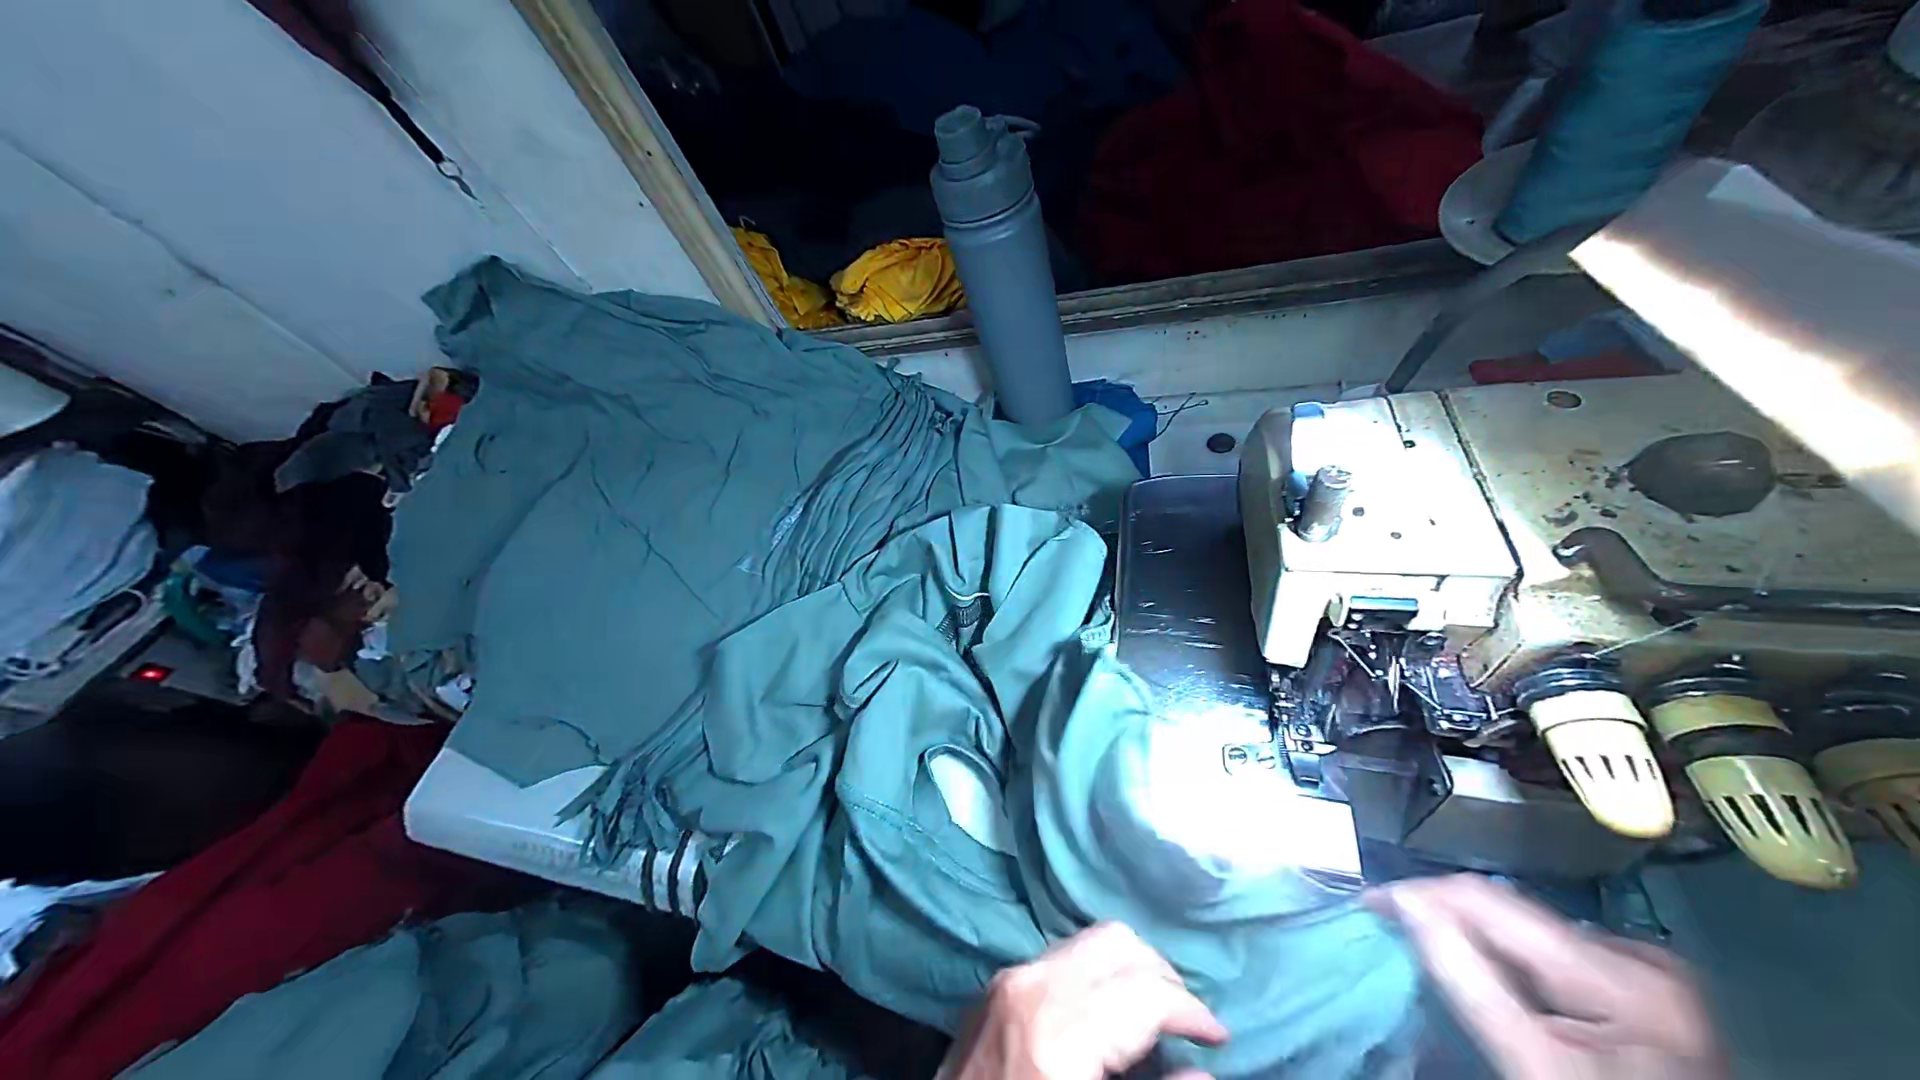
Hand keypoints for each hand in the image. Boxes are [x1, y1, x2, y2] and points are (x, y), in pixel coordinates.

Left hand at [938, 922, 1228, 1079]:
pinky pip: (1061, 955)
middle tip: (1188, 1022)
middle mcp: (1032, 983)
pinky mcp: (996, 985)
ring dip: (1130, 968)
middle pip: (1116, 942)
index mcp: (1059, 1029)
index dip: (1193, 1012)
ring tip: (1155, 1014)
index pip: (1144, 992)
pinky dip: (1097, 972)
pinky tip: (1109, 1011)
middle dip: (1162, 976)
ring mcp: (1008, 977)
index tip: (1220, 1039)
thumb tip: (1203, 1070)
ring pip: (1089, 940)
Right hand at [1370, 875, 1725, 1079]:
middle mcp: (1640, 958)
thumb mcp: (1532, 1061)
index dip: (1422, 893)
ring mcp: (1648, 973)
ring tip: (1430, 944)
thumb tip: (1404, 900)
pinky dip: (1510, 957)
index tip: (1372, 902)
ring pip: (1526, 931)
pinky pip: (1552, 952)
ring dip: (1476, 936)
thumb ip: (1468, 977)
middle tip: (1394, 925)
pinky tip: (1488, 972)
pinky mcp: (1642, 989)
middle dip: (1449, 918)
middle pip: (1511, 915)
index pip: (1490, 901)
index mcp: (1619, 974)